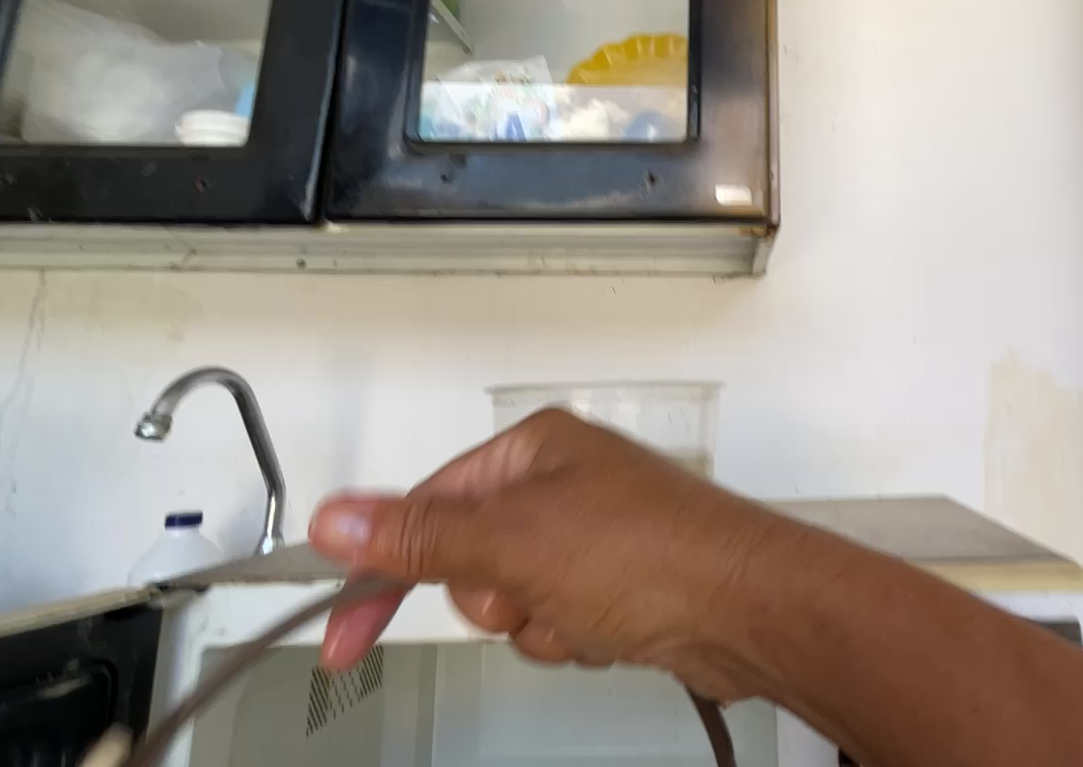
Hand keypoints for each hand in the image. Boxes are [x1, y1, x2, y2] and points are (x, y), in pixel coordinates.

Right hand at [309, 409, 810, 700]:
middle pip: (471, 558)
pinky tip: (613, 623)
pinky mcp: (612, 577)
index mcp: (535, 448)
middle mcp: (563, 480)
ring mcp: (589, 531)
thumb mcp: (513, 542)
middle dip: (496, 594)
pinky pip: (555, 621)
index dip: (383, 568)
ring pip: (513, 599)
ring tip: (587, 604)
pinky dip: (574, 634)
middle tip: (532, 589)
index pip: (429, 503)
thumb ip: (421, 534)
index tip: (345, 629)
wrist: (742, 608)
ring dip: (540, 620)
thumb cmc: (650, 551)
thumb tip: (340, 515)